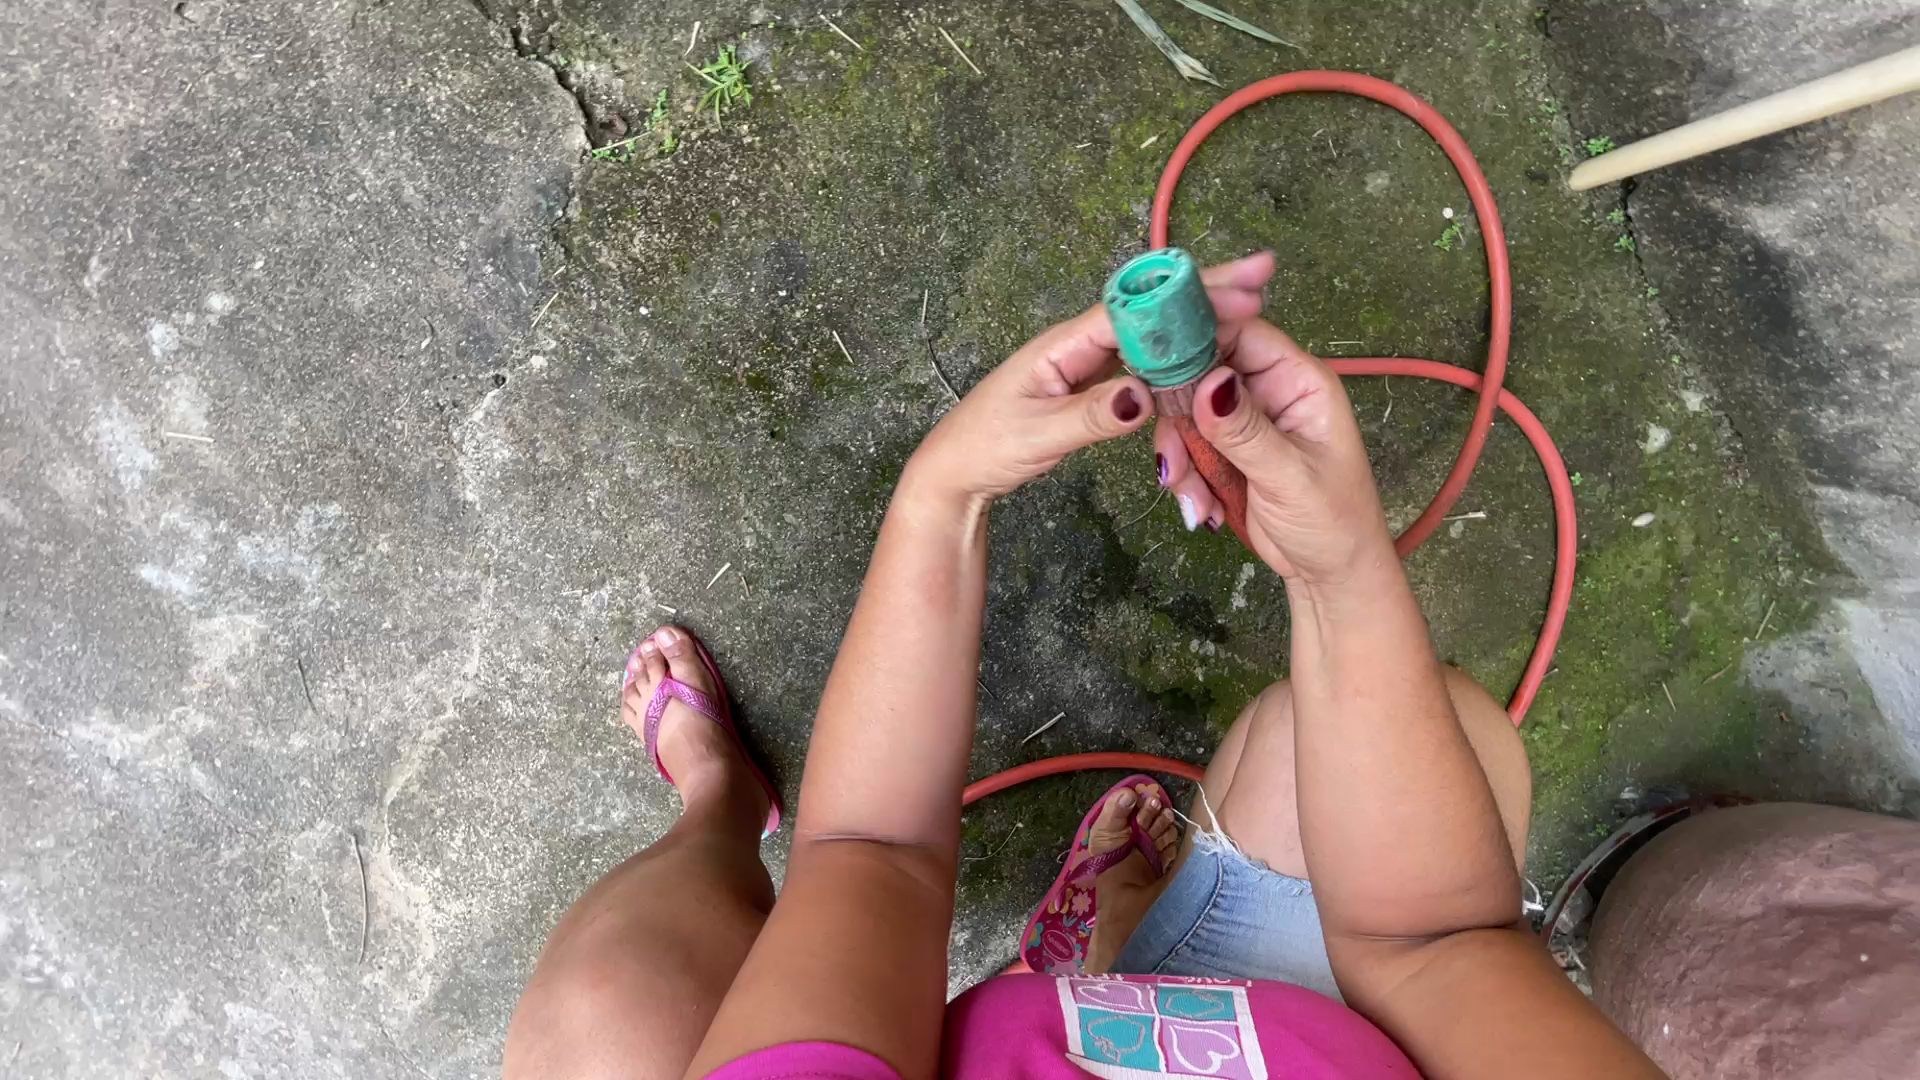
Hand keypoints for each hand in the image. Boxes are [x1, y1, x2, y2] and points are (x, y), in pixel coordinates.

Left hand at [907, 252, 1278, 503]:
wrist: (957, 472)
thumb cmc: (985, 446)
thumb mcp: (1036, 434)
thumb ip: (1089, 416)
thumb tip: (1145, 396)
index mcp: (1061, 346)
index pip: (1131, 311)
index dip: (1186, 298)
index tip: (1237, 288)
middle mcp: (1076, 346)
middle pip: (1147, 314)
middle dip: (1202, 295)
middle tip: (1261, 280)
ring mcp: (1084, 366)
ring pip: (1147, 340)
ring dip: (1193, 326)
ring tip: (1246, 309)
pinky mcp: (1089, 389)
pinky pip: (1138, 369)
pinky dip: (1172, 362)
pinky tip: (1200, 358)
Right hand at [1155, 321, 1395, 586]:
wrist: (1329, 574)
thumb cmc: (1331, 522)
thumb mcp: (1289, 476)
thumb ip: (1245, 430)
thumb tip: (1206, 382)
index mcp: (1297, 381)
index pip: (1240, 334)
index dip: (1196, 338)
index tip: (1152, 362)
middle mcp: (1266, 392)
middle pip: (1199, 374)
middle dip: (1177, 418)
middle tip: (1171, 464)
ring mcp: (1242, 423)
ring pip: (1184, 416)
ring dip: (1179, 458)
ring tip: (1193, 500)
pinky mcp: (1224, 452)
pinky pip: (1186, 449)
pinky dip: (1184, 478)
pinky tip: (1202, 508)